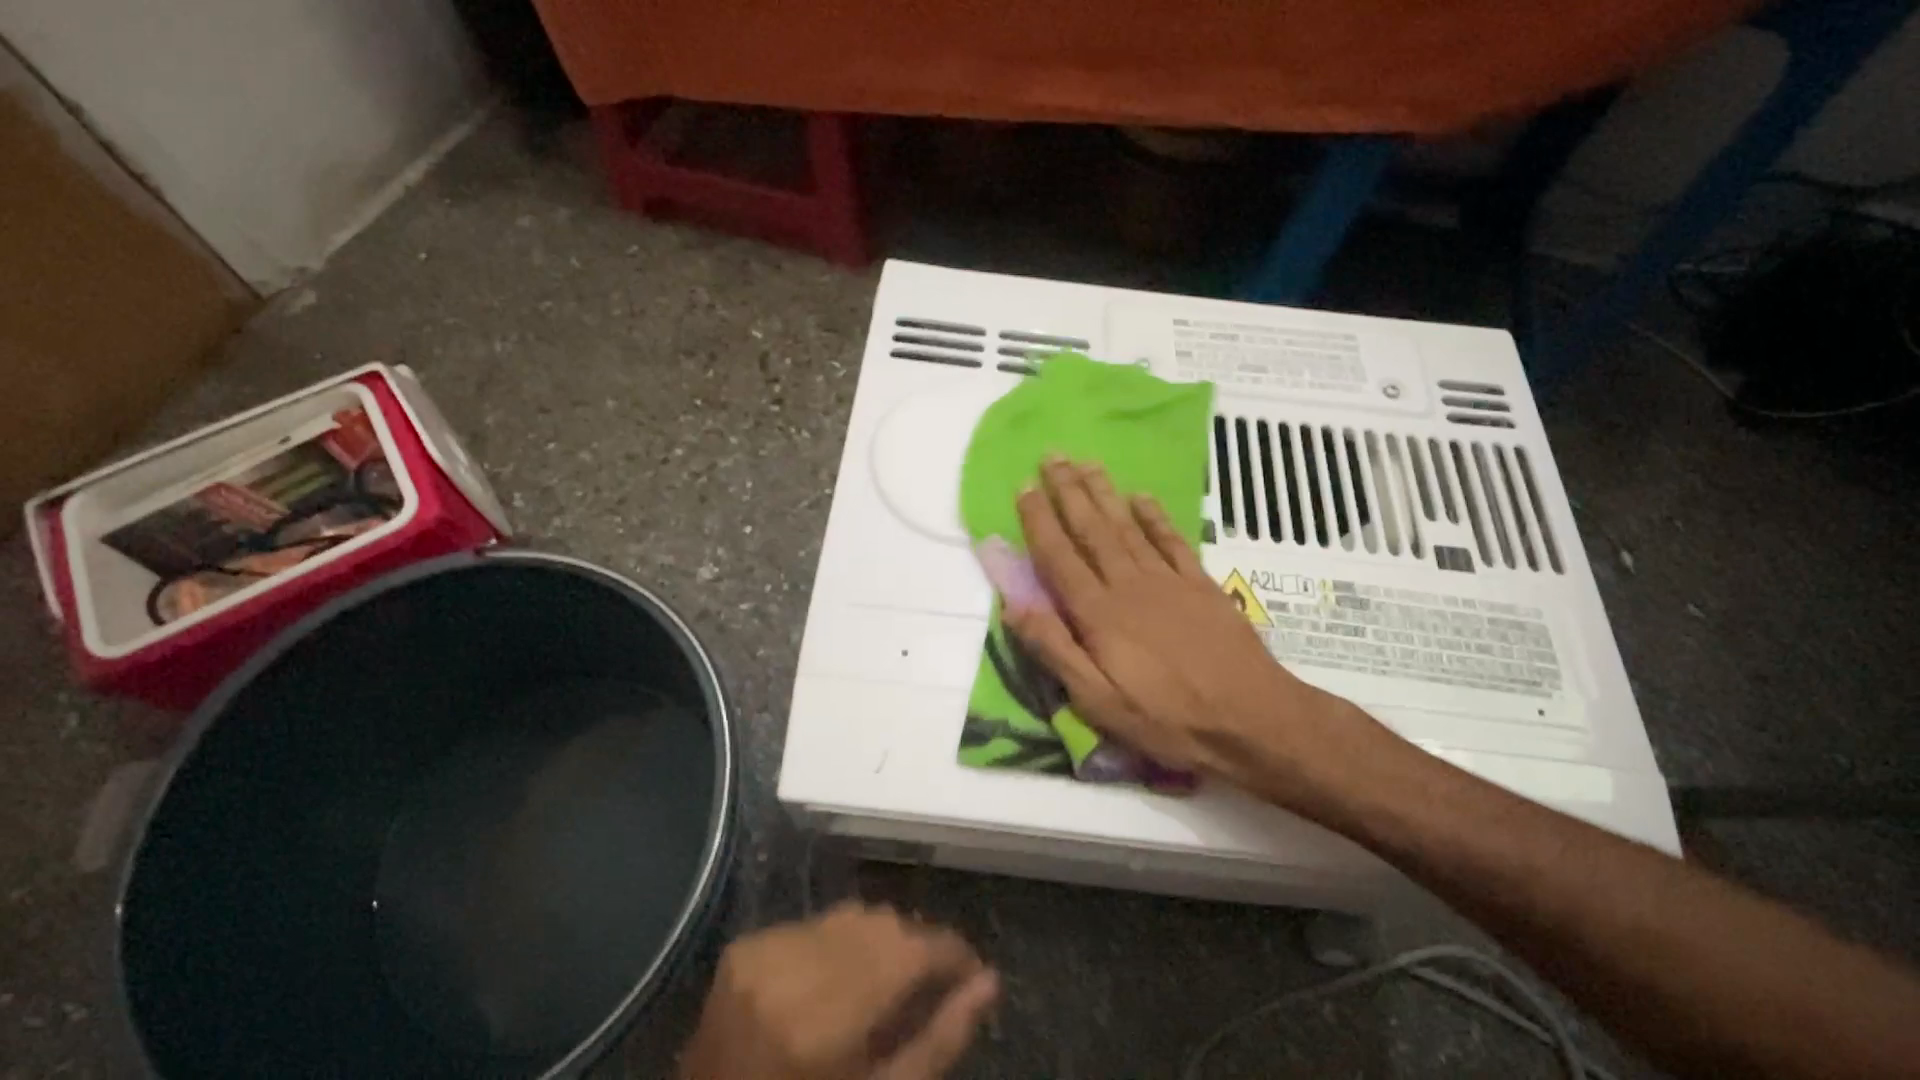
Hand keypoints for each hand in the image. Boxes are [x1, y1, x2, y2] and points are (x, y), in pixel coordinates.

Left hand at [678, 903, 998, 1079]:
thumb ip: (940, 1040)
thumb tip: (989, 981)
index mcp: (829, 1018)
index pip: (911, 951)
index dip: (951, 952)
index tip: (972, 971)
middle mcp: (794, 968)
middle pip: (884, 924)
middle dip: (916, 948)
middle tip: (929, 985)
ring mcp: (764, 949)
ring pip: (852, 915)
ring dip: (880, 941)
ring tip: (885, 983)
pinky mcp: (747, 943)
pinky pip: (816, 922)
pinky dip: (840, 942)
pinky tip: (838, 980)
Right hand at [1003, 459, 1380, 806]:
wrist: (1251, 718)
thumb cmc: (1167, 718)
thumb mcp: (1098, 701)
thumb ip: (1056, 650)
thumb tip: (1014, 606)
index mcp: (1098, 615)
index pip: (1059, 558)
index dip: (1039, 521)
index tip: (1024, 487)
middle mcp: (1129, 586)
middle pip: (1092, 530)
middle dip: (1068, 492)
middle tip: (1052, 456)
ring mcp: (1168, 582)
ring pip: (1128, 526)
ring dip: (1104, 493)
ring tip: (1086, 463)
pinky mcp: (1200, 586)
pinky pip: (1172, 540)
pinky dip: (1155, 516)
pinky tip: (1142, 497)